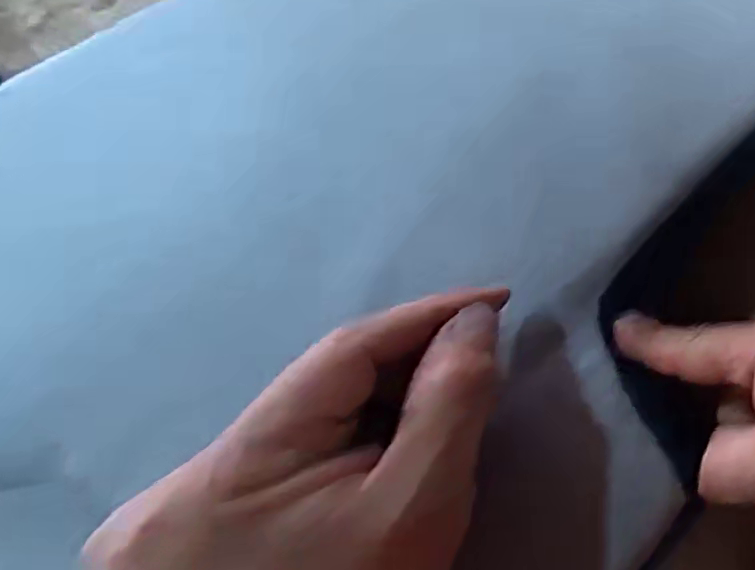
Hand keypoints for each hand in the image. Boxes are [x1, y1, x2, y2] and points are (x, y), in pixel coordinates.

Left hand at [83, 288, 508, 569]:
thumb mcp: (420, 500)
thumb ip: (453, 398)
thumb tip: (475, 316)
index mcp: (224, 471)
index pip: (345, 350)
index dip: (429, 312)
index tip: (501, 299)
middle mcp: (175, 485)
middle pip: (326, 384)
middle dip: (414, 361)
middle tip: (481, 361)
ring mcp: (171, 514)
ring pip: (313, 416)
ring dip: (389, 398)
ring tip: (444, 406)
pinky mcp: (188, 537)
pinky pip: (295, 451)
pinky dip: (357, 434)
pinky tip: (391, 447)